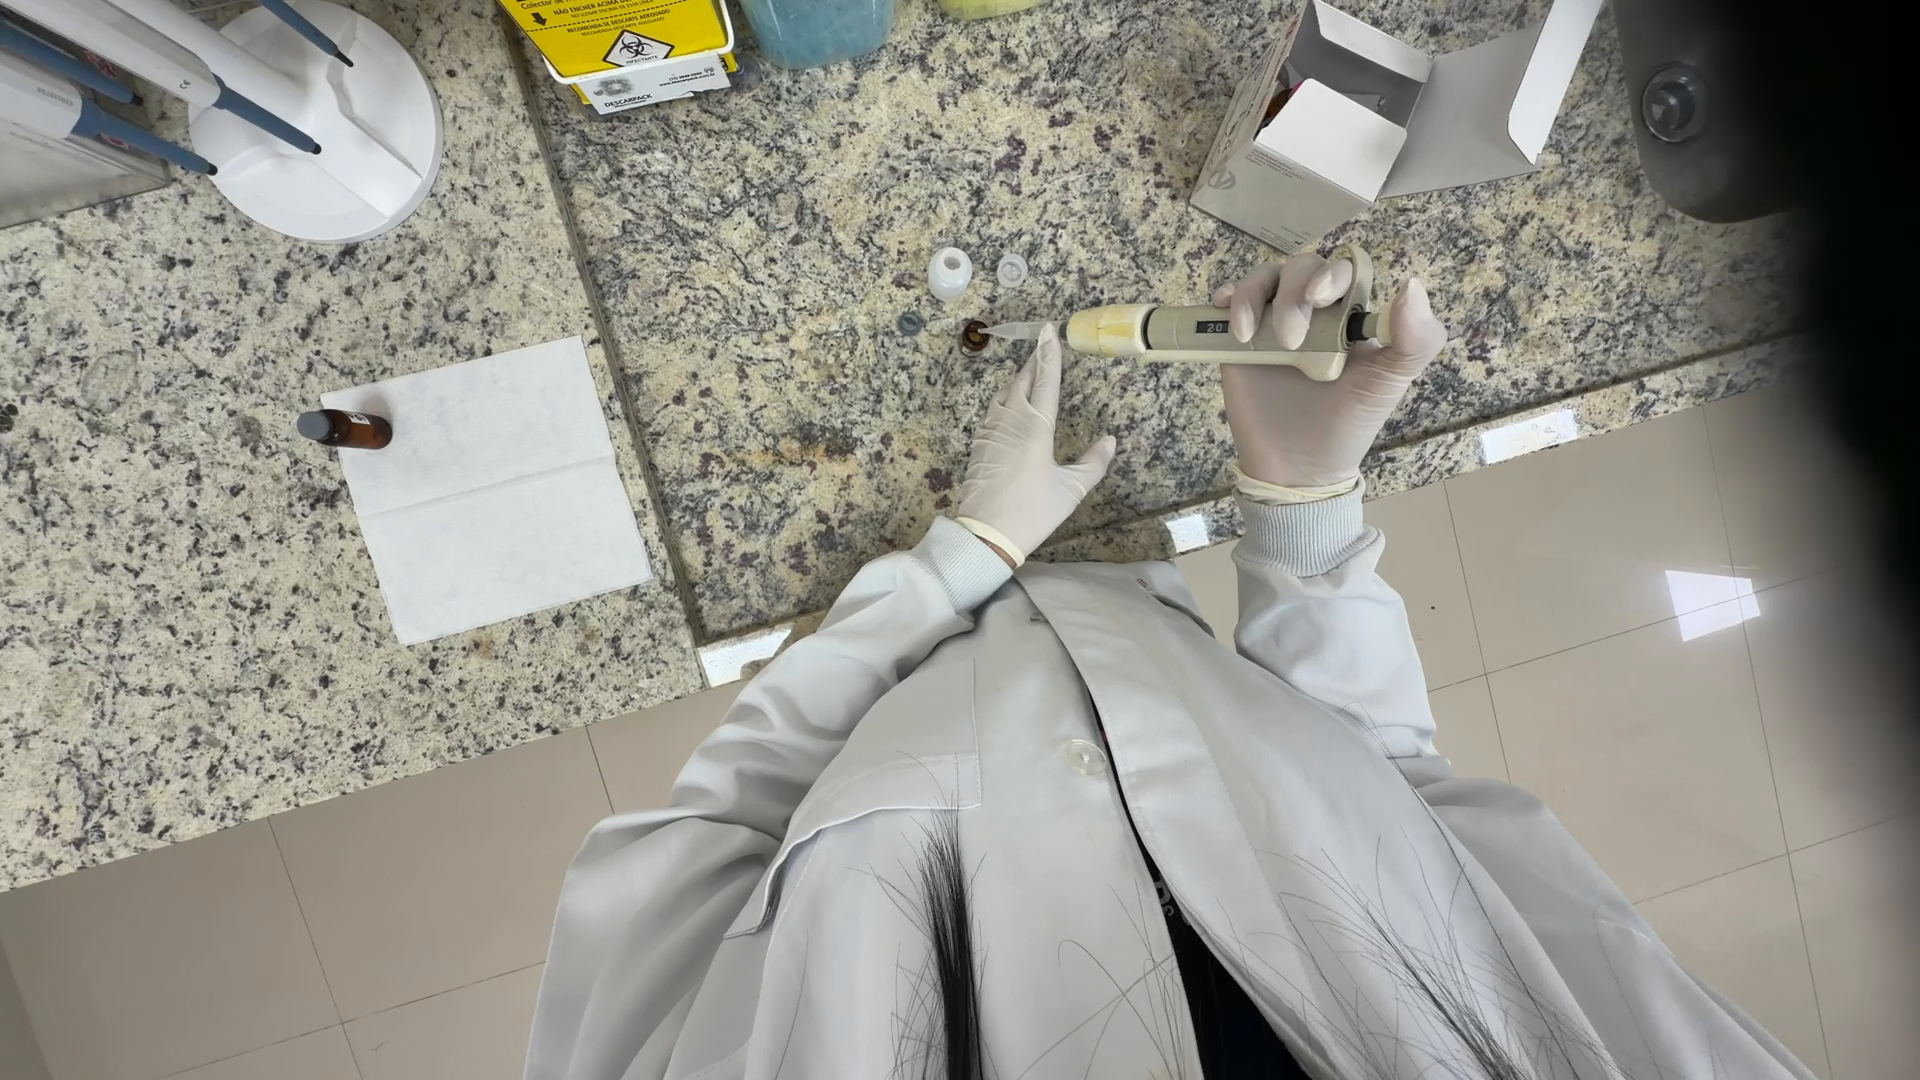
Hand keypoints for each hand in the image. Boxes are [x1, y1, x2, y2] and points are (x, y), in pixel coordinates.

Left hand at [955, 323, 1116, 565]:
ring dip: (1018, 378)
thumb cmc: (1032, 511)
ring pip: (1004, 394)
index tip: (1049, 330)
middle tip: (1042, 343)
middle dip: (1034, 361)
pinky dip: (1004, 398)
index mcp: (1036, 427)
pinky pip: (993, 411)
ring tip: (1029, 369)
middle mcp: (1011, 421)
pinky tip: (1008, 402)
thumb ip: (1093, 462)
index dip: (1050, 355)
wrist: (986, 533)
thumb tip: (1110, 440)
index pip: (1046, 381)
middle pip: (1022, 381)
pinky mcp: (980, 445)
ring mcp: (991, 431)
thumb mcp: (1071, 490)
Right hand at [1213, 255, 1446, 488]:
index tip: (1321, 297)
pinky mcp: (1236, 344)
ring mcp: (1269, 325)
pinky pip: (1227, 307)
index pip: (1342, 270)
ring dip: (1251, 296)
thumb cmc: (1348, 423)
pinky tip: (1223, 308)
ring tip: (1247, 335)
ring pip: (1260, 281)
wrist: (1298, 464)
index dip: (1331, 273)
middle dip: (1291, 297)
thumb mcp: (1390, 382)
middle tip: (1291, 341)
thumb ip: (1415, 338)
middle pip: (1298, 269)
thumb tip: (1410, 285)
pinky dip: (1225, 299)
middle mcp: (1309, 311)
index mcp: (1348, 313)